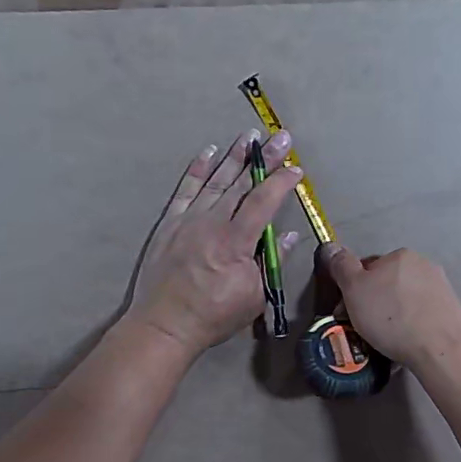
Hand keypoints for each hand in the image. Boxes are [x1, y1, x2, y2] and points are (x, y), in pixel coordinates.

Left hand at [125, 130, 301, 355]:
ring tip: (249, 136)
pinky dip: (197, 169)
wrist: (164, 324)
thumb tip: (287, 236)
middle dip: (264, 159)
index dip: (281, 182)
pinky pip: (185, 189)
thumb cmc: (214, 316)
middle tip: (280, 137)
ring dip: (234, 157)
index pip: (264, 201)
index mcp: (236, 242)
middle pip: (242, 184)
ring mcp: (188, 220)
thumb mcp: (254, 296)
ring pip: (215, 181)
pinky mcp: (169, 224)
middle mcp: (212, 223)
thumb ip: (271, 262)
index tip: (296, 170)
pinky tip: (209, 152)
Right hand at [321, 245, 460, 369]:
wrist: (439, 348)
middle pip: (389, 283)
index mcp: (400, 256)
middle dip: (375, 301)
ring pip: (406, 299)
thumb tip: (331, 246)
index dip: (353, 290)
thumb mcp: (354, 290)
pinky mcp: (452, 310)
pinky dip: (412, 324)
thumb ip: (342, 266)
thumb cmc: (390, 317)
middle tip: (365, 327)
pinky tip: (407, 341)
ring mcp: (442, 287)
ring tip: (387, 338)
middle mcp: (424, 265)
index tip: (347, 312)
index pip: (368, 268)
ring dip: (394, 313)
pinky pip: (422, 315)